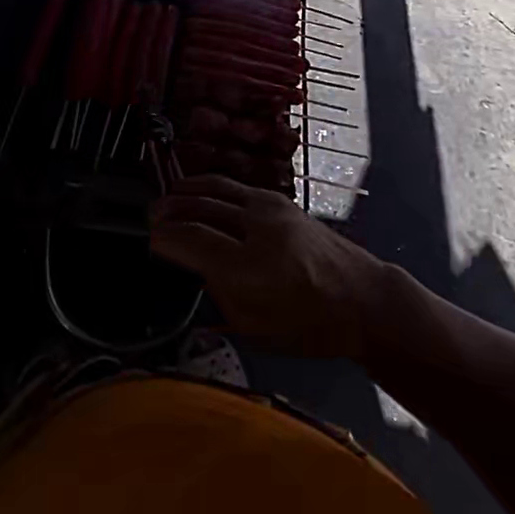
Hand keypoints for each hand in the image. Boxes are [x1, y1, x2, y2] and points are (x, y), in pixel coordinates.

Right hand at [149, 174, 387, 357]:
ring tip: (167, 199)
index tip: (150, 241)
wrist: (364, 300)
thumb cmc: (311, 323)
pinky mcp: (279, 200)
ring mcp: (270, 208)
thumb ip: (218, 295)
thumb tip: (196, 269)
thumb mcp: (255, 327)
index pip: (190, 239)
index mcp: (247, 267)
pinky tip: (200, 192)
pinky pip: (233, 186)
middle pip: (198, 208)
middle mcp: (256, 228)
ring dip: (185, 192)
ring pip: (214, 189)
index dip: (162, 238)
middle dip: (168, 211)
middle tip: (150, 218)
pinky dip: (208, 187)